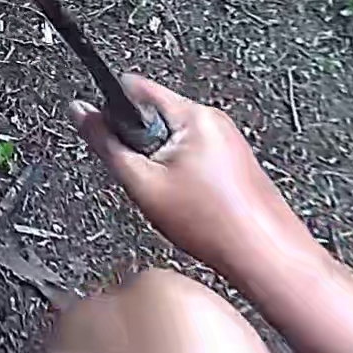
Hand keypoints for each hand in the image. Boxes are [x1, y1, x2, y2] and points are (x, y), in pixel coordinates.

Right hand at [68, 74, 323, 288]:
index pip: (132, 86)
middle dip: (138, 140)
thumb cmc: (216, 226)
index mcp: (193, 114)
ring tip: (171, 193)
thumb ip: (102, 141)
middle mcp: (212, 119)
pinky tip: (189, 200)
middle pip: (149, 111)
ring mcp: (227, 139)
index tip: (113, 138)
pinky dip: (178, 169)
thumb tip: (78, 111)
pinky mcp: (234, 159)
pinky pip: (189, 149)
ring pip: (168, 133)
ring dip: (158, 157)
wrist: (274, 265)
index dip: (112, 110)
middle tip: (147, 175)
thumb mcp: (140, 181)